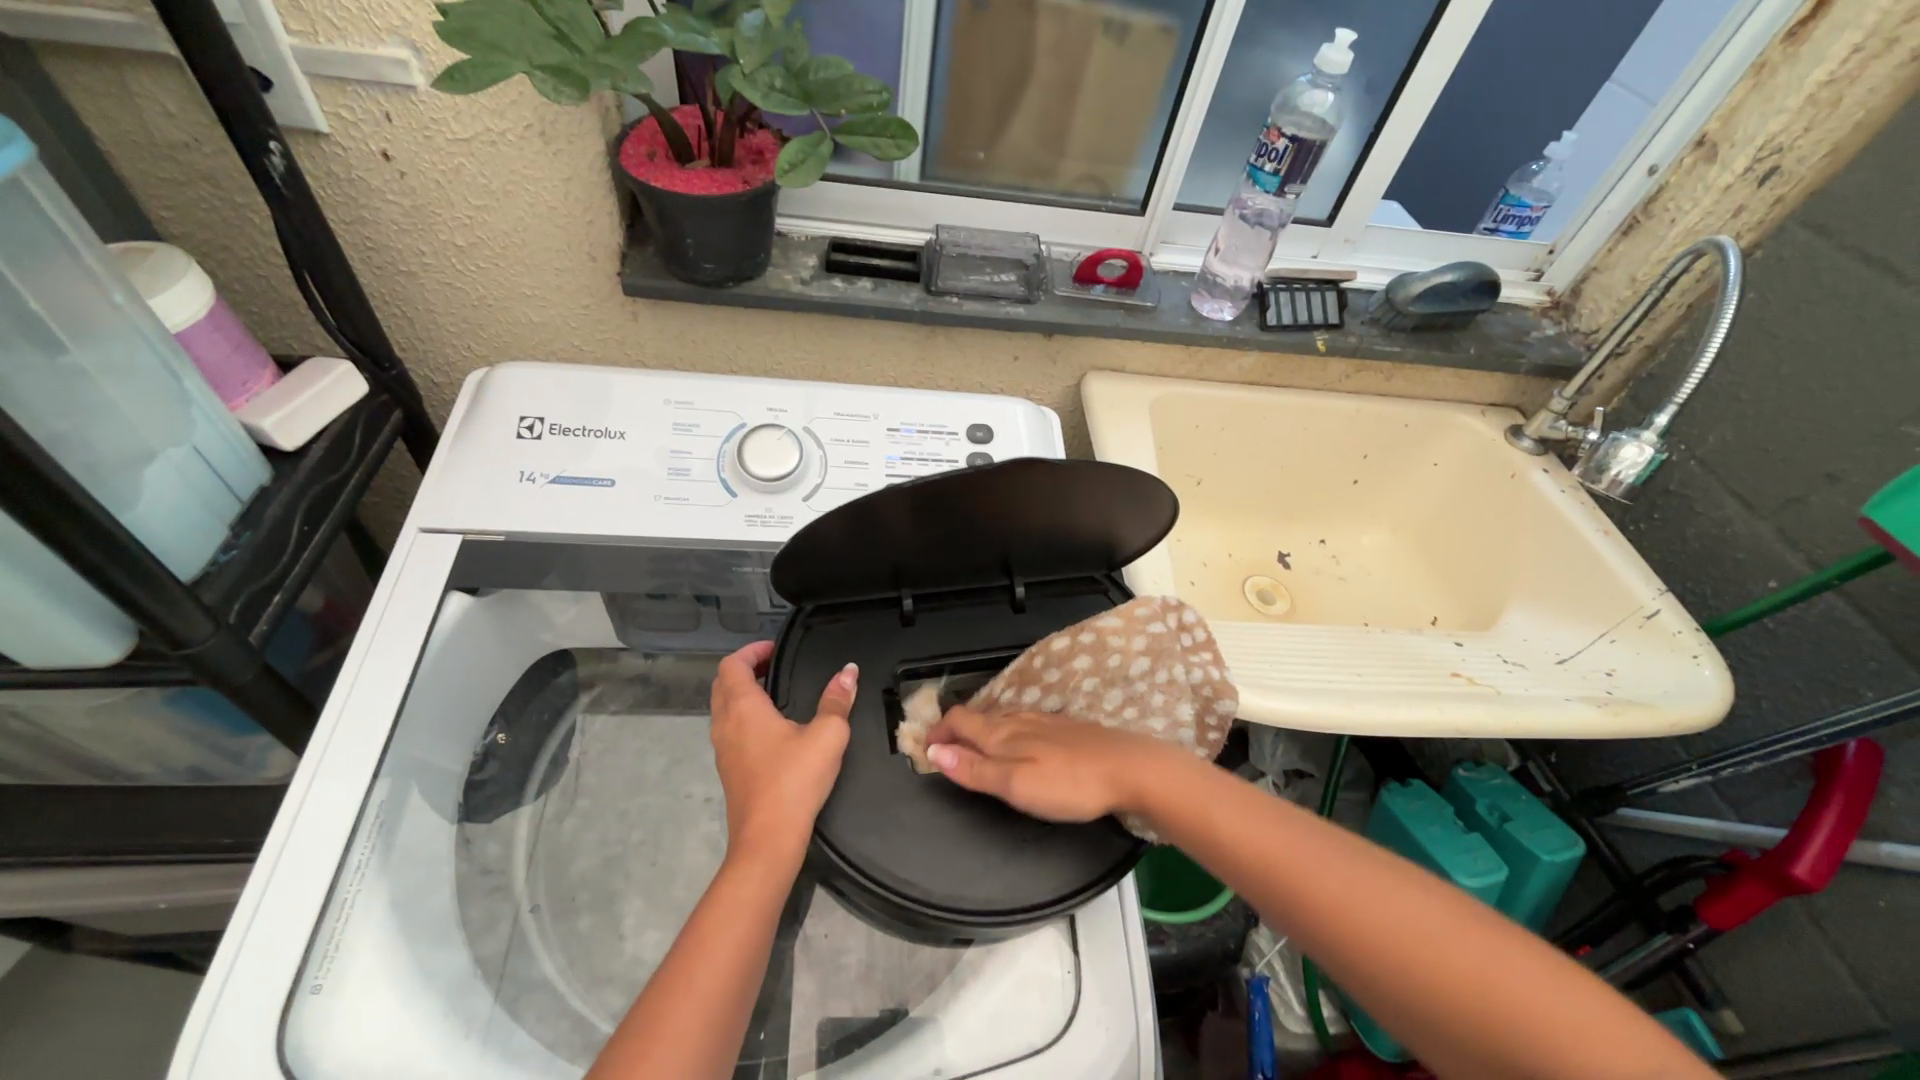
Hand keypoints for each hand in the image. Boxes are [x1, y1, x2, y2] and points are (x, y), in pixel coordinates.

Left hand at [709, 641, 856, 862]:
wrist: (768, 838)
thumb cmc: (795, 780)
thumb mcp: (827, 736)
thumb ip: (837, 701)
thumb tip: (848, 672)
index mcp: (743, 707)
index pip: (732, 665)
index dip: (751, 651)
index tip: (775, 650)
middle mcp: (725, 724)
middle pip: (722, 684)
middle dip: (745, 669)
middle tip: (773, 667)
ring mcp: (722, 749)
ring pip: (722, 708)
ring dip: (741, 694)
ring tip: (774, 693)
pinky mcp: (728, 770)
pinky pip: (728, 730)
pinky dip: (743, 717)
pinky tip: (771, 729)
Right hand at [924, 707, 1178, 822]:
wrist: (1131, 770)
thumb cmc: (1070, 783)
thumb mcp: (1015, 784)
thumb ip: (974, 769)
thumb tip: (935, 751)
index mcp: (1002, 733)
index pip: (958, 720)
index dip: (938, 731)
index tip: (924, 748)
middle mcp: (1019, 720)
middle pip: (977, 717)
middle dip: (955, 730)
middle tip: (943, 749)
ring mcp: (1045, 722)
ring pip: (1001, 719)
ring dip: (980, 730)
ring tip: (973, 747)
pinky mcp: (1066, 730)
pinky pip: (1024, 724)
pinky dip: (1007, 733)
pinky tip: (1018, 746)